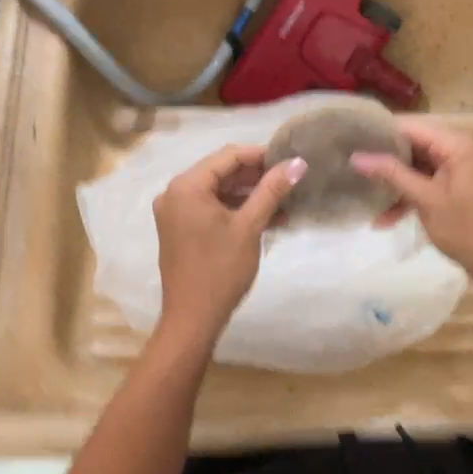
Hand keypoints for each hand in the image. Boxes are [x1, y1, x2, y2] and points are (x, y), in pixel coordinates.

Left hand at [151, 145, 305, 342]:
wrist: (192, 319)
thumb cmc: (221, 269)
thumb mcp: (249, 226)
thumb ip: (272, 190)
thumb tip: (297, 163)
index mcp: (187, 186)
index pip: (228, 156)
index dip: (261, 154)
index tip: (289, 160)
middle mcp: (175, 193)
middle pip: (222, 172)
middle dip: (256, 176)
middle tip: (290, 181)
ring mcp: (175, 212)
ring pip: (218, 191)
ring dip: (249, 195)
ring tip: (285, 202)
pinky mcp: (180, 229)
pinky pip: (211, 208)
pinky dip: (236, 210)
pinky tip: (268, 218)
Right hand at [351, 121, 472, 285]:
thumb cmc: (466, 229)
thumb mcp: (426, 200)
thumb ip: (392, 175)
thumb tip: (357, 157)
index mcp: (458, 145)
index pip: (413, 127)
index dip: (383, 132)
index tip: (352, 138)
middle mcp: (460, 151)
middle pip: (415, 146)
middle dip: (386, 159)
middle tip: (352, 164)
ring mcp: (460, 171)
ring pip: (419, 167)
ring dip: (396, 183)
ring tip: (363, 193)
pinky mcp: (457, 189)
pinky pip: (428, 184)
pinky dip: (410, 197)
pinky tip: (385, 219)